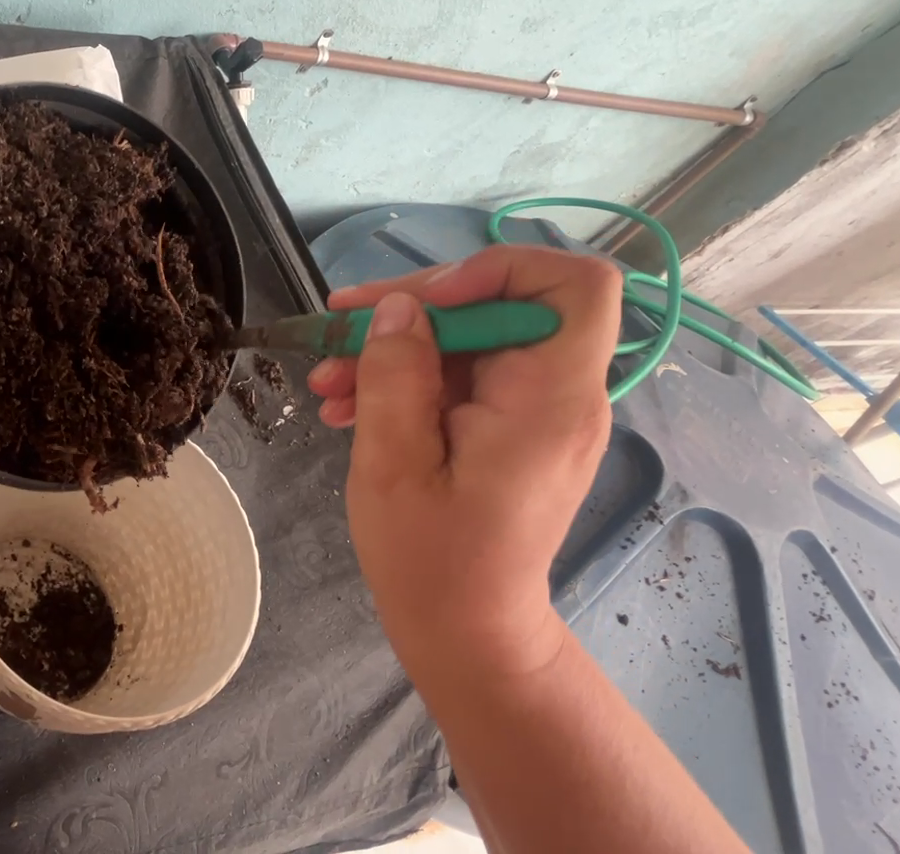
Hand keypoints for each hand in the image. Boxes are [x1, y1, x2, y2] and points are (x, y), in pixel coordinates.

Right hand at [308, 246, 622, 678]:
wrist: (466, 628)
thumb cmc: (431, 557)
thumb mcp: (394, 463)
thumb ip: (397, 376)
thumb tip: (400, 308)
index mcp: (548, 399)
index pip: (574, 285)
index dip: (498, 270)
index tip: (425, 302)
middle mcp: (556, 394)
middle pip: (498, 304)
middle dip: (412, 308)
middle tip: (338, 322)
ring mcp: (531, 411)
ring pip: (466, 340)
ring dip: (392, 348)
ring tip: (325, 380)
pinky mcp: (505, 428)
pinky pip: (458, 377)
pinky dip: (402, 379)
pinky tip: (346, 406)